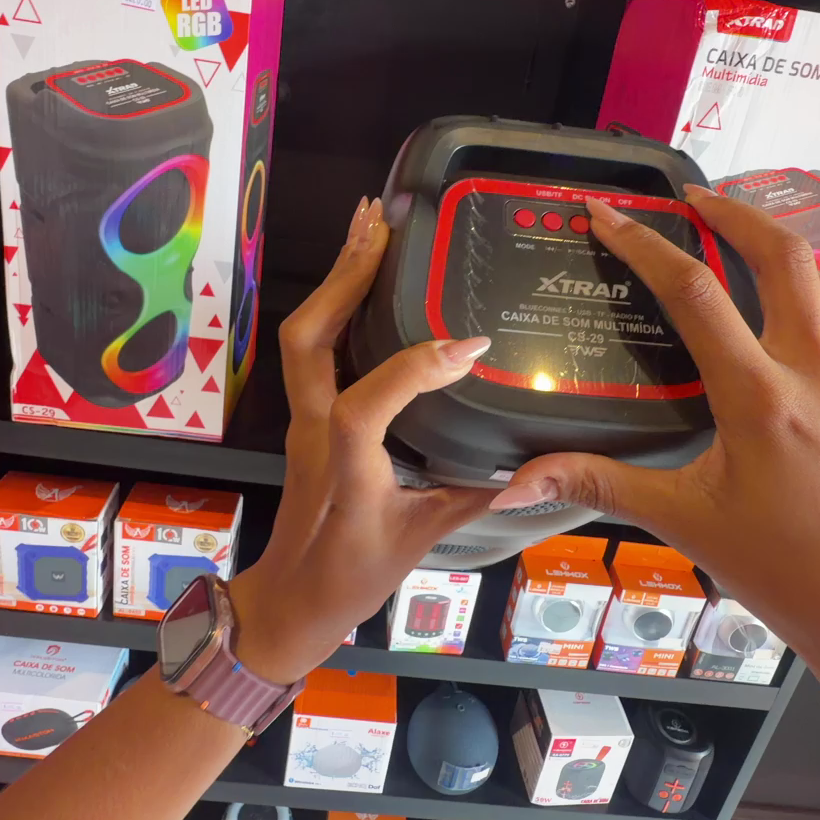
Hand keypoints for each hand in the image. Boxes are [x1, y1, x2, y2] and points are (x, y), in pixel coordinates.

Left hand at [227, 197, 513, 683]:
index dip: (419, 367)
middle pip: (309, 338)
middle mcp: (315, 430)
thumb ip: (474, 496)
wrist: (288, 598)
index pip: (369, 403)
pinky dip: (336, 302)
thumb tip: (531, 466)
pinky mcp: (307, 414)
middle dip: (345, 273)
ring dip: (336, 277)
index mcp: (345, 467)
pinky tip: (362, 278)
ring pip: (304, 335)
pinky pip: (313, 347)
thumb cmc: (351, 577)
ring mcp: (304, 417)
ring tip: (369, 227)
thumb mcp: (421, 539)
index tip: (473, 346)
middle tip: (381, 221)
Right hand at [505, 185, 819, 675]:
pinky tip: (777, 313)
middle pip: (784, 257)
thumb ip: (598, 485)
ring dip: (776, 244)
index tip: (608, 214)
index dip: (644, 245)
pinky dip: (805, 290)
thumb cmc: (790, 574)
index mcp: (761, 396)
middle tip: (689, 196)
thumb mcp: (685, 523)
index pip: (695, 293)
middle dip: (734, 212)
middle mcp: (816, 372)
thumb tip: (517, 485)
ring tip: (732, 235)